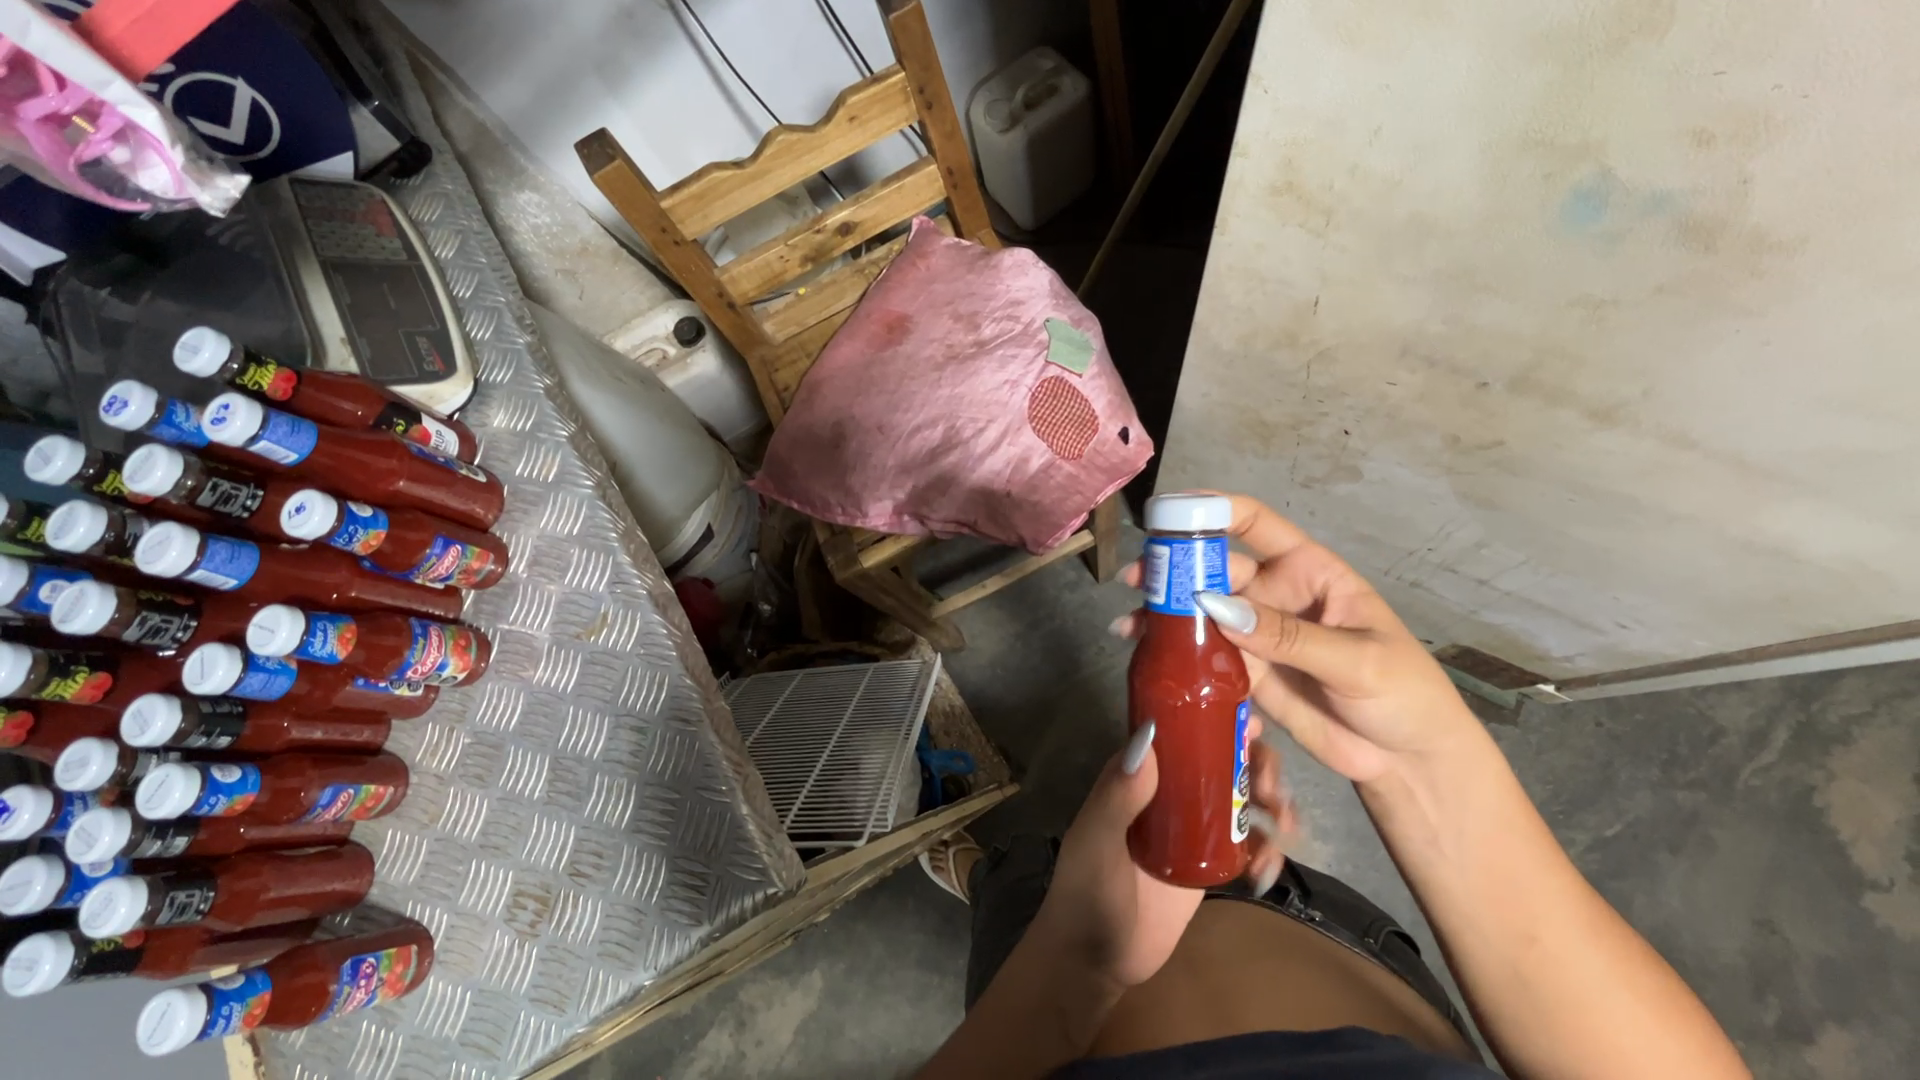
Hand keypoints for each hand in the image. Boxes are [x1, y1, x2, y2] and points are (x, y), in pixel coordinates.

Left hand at [1026, 716, 1295, 989]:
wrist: (1096, 960)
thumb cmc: (1087, 892)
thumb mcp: (1096, 841)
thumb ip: (1118, 794)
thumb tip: (1149, 738)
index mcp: (1136, 775)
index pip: (1180, 732)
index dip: (1218, 721)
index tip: (1253, 723)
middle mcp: (1168, 793)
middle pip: (1223, 762)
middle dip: (1257, 764)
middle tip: (1271, 786)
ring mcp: (1193, 830)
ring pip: (1242, 800)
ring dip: (1272, 803)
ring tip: (1282, 822)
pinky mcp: (1210, 866)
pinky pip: (1248, 846)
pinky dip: (1268, 851)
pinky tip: (1269, 868)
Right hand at [1115, 494, 1479, 785]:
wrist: (1408, 761)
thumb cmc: (1403, 693)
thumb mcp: (1355, 659)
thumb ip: (1287, 635)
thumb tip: (1217, 608)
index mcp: (1309, 571)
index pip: (1256, 525)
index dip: (1214, 510)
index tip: (1170, 510)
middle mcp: (1276, 595)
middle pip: (1215, 569)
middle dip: (1174, 569)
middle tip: (1137, 580)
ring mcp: (1257, 635)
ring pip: (1201, 613)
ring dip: (1163, 613)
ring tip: (1129, 624)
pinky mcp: (1246, 674)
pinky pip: (1204, 657)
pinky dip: (1172, 654)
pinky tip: (1144, 654)